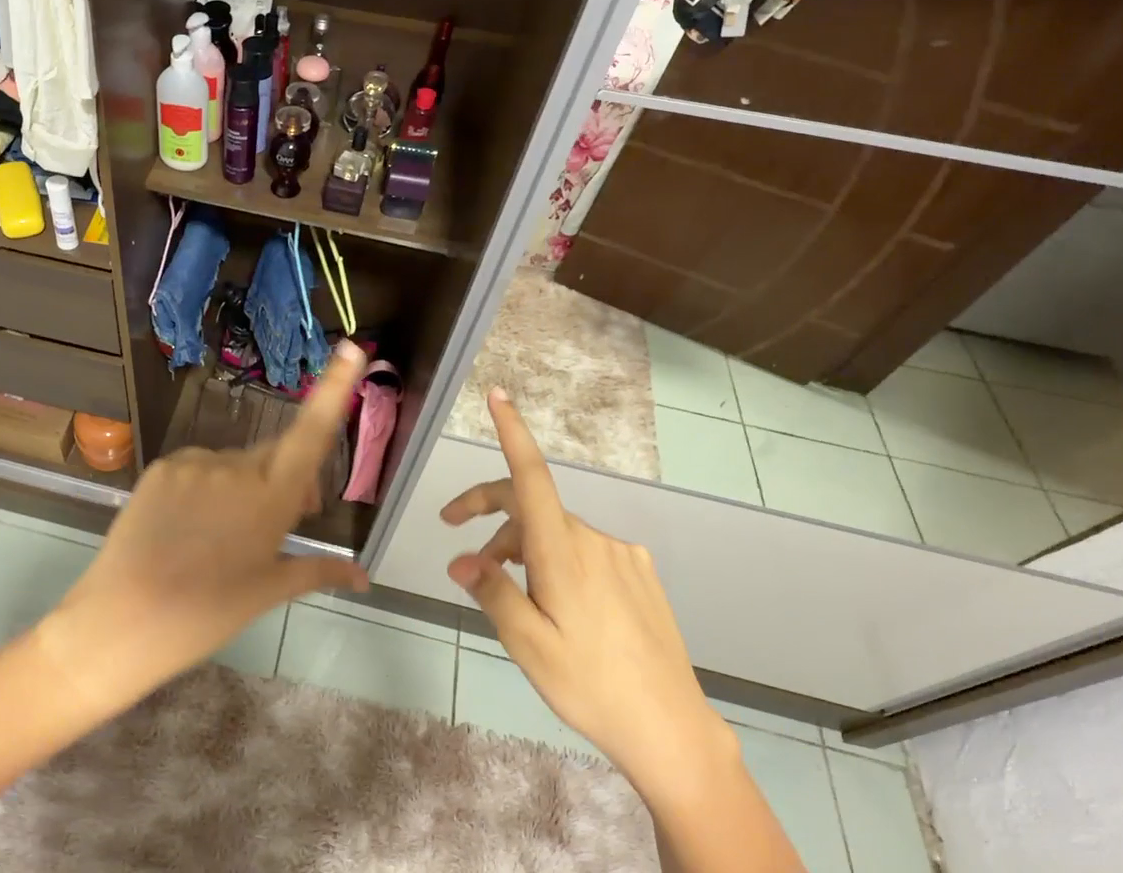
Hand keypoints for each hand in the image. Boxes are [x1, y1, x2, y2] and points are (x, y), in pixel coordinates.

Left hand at [38, 343, 370, 711]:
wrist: (124, 619)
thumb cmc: (208, 613)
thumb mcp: (268, 592)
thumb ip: (318, 571)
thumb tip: (364, 576)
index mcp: (272, 496)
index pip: (311, 433)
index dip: (333, 389)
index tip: (350, 348)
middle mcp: (235, 467)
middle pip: (273, 457)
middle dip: (283, 481)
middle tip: (279, 527)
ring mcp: (193, 463)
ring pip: (232, 466)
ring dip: (240, 488)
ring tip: (222, 538)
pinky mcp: (160, 468)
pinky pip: (196, 468)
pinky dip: (204, 488)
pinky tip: (189, 527)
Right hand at [442, 389, 731, 793]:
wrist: (669, 725)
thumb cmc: (588, 684)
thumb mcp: (526, 643)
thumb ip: (491, 591)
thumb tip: (462, 558)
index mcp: (561, 553)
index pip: (531, 478)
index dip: (513, 433)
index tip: (497, 397)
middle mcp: (593, 541)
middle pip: (533, 506)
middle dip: (490, 514)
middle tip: (454, 534)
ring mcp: (622, 555)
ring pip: (557, 533)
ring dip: (523, 546)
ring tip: (508, 592)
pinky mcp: (641, 573)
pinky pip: (585, 551)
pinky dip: (556, 560)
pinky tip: (557, 604)